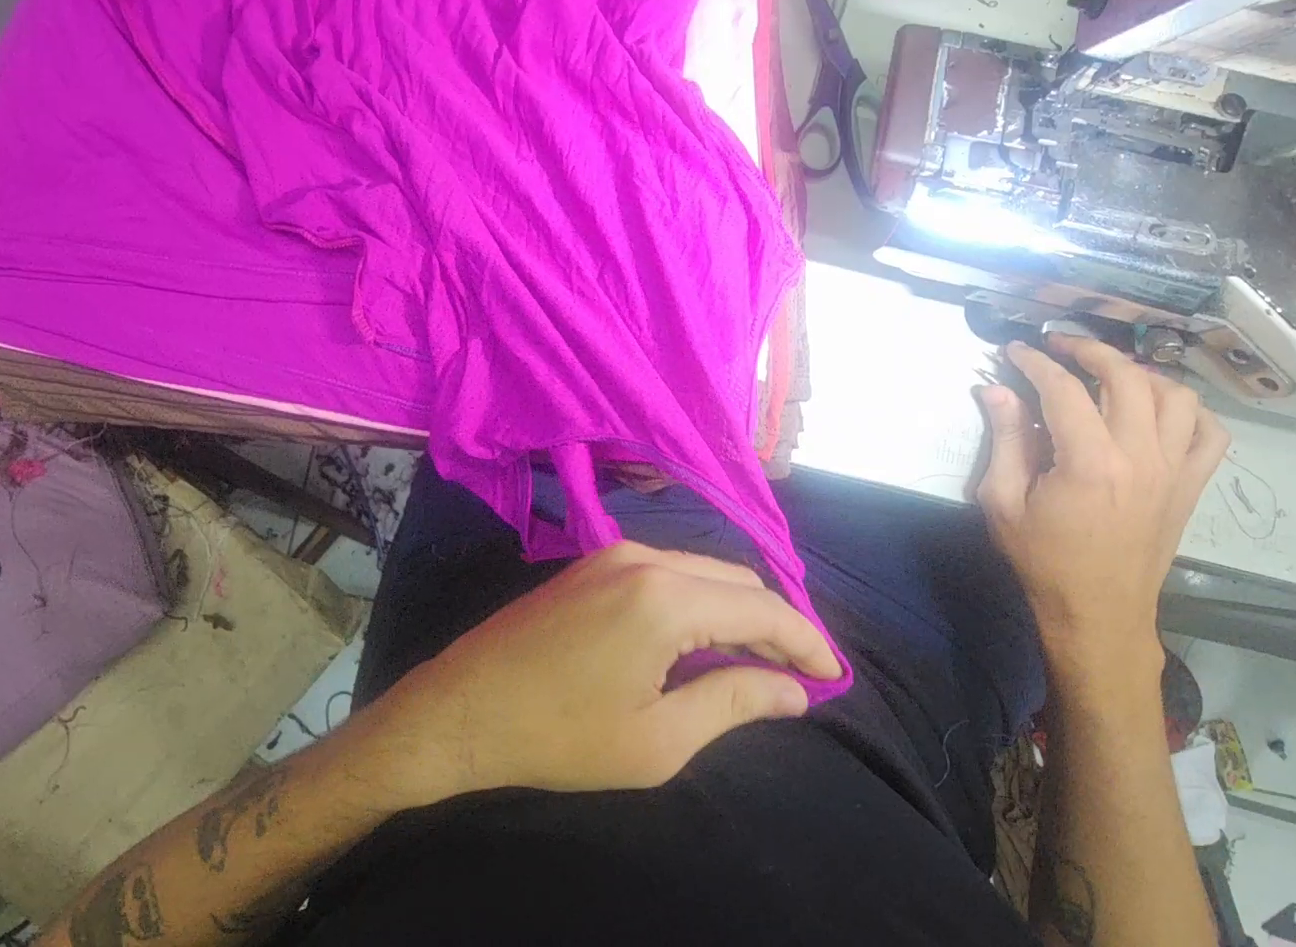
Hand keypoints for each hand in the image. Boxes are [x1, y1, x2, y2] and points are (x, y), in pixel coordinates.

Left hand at [365, 542, 842, 799]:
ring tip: (756, 662)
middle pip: (736, 580)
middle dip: (774, 623)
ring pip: (701, 572)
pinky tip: (702, 640)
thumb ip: (734, 703)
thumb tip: (794, 690)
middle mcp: (643, 557)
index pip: (762, 608)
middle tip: (797, 675)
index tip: (833, 676)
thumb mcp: (659, 739)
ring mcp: (611, 555)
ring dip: (735, 610)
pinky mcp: (589, 564)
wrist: (461, 710)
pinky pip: (666, 572)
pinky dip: (697, 601)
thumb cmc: (559, 736)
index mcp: (664, 596)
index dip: (806, 641)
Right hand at [975, 335, 1227, 684]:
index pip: (1064, 389)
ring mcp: (1175, 468)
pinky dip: (1188, 409)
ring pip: (1174, 395)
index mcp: (1089, 461)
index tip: (1014, 350)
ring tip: (1107, 373)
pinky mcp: (1191, 483)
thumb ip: (1004, 440)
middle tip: (1058, 346)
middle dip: (1089, 351)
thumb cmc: (1041, 558)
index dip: (1036, 362)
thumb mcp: (1002, 501)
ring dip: (1139, 373)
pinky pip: (1209, 431)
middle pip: (1126, 378)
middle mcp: (1141, 455)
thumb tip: (996, 390)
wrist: (1096, 608)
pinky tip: (1158, 408)